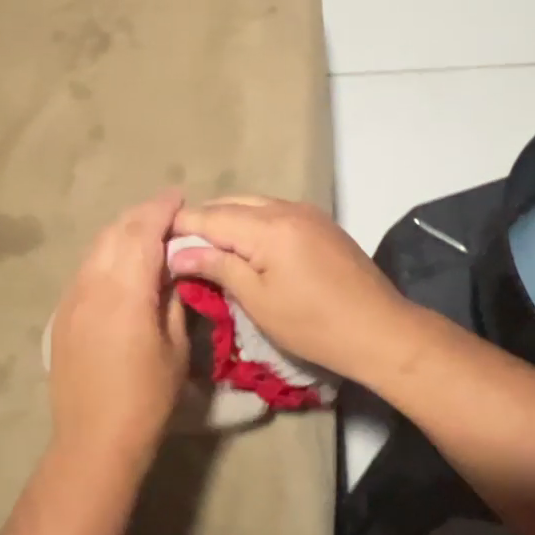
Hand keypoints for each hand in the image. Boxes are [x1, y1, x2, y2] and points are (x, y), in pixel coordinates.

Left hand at [48, 188, 189, 462]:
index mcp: (124, 291)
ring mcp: (71, 299)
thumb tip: (173, 270)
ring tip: (145, 234)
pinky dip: (105, 255)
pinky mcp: (61, 315)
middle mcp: (92, 285)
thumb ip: (173, 300)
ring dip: (121, 233)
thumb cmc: (146, 398)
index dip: (161, 209)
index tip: (178, 196)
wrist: (94, 439)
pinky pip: (85, 270)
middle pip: (115, 233)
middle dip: (141, 216)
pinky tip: (121, 266)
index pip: (142, 232)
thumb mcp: (175, 348)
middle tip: (167, 212)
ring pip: (96, 249)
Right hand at [168, 197, 418, 379]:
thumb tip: (179, 252)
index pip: (210, 216)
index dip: (180, 226)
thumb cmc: (313, 324)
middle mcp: (286, 208)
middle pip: (231, 203)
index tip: (154, 239)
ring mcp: (307, 213)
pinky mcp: (321, 224)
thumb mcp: (258, 301)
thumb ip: (219, 267)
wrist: (380, 331)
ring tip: (205, 247)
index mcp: (268, 226)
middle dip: (202, 220)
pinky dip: (252, 222)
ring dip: (227, 219)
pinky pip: (274, 212)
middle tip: (176, 245)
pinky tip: (243, 246)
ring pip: (254, 204)